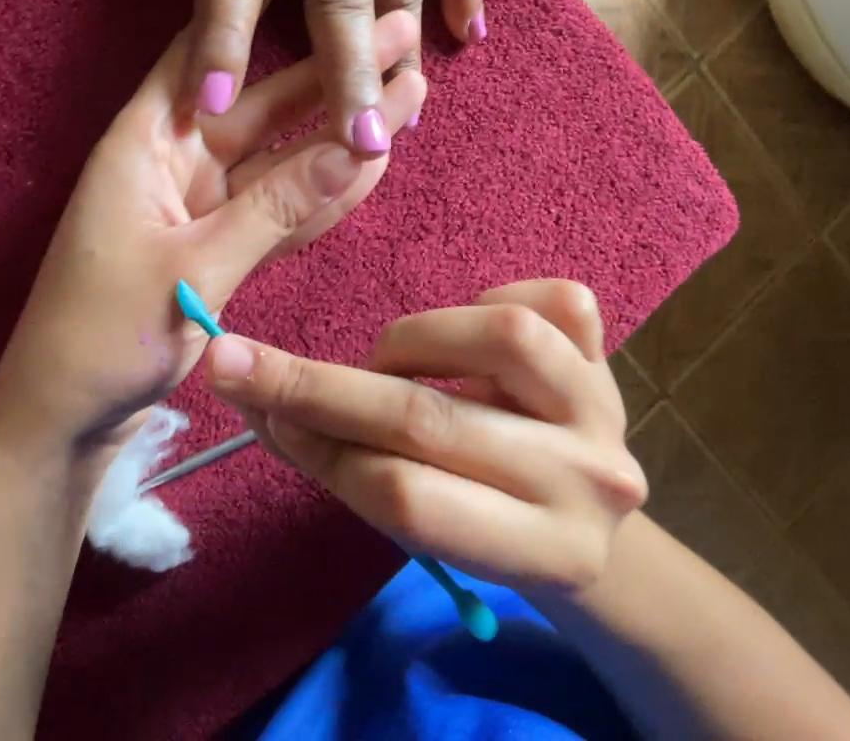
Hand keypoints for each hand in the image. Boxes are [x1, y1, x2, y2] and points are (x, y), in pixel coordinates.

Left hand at [0, 10, 427, 450]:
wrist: (65, 417)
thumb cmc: (104, 334)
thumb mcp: (194, 266)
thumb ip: (276, 208)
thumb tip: (355, 147)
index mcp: (145, 144)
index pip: (204, 56)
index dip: (257, 12)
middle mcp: (172, 163)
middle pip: (259, 106)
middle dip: (329, 77)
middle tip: (403, 36)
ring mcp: (196, 209)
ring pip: (277, 160)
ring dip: (336, 134)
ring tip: (408, 91)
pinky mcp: (214, 250)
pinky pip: (273, 211)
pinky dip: (316, 194)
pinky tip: (368, 162)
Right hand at [205, 280, 647, 591]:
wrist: (578, 508)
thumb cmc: (475, 518)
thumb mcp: (413, 522)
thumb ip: (337, 464)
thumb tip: (252, 400)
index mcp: (544, 552)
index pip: (408, 498)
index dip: (323, 452)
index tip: (254, 409)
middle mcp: (591, 480)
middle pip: (432, 420)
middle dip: (318, 388)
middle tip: (240, 362)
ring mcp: (607, 406)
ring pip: (499, 337)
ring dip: (412, 343)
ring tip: (391, 365)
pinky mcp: (608, 351)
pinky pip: (553, 297)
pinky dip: (492, 299)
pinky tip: (466, 336)